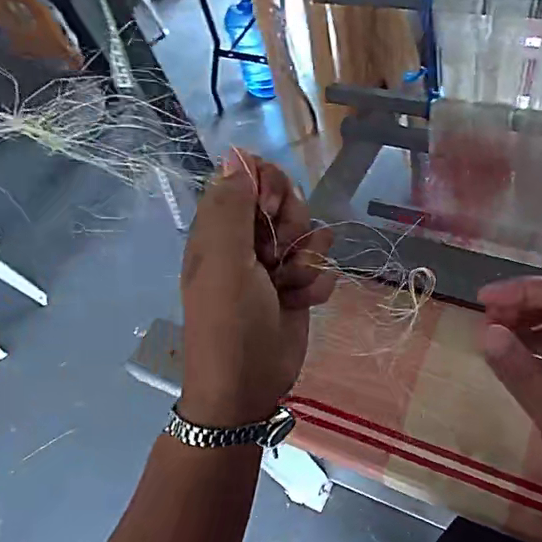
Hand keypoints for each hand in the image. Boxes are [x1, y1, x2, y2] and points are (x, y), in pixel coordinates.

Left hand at [178, 149, 333, 428]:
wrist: (248, 386)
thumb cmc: (229, 324)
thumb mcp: (225, 262)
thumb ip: (232, 207)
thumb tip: (236, 155)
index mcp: (219, 227)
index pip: (249, 175)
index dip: (268, 185)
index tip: (270, 210)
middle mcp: (247, 238)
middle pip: (286, 198)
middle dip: (292, 224)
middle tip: (277, 253)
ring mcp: (274, 263)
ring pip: (310, 232)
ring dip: (306, 259)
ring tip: (287, 285)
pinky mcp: (298, 285)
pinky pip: (322, 264)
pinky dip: (315, 284)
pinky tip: (301, 303)